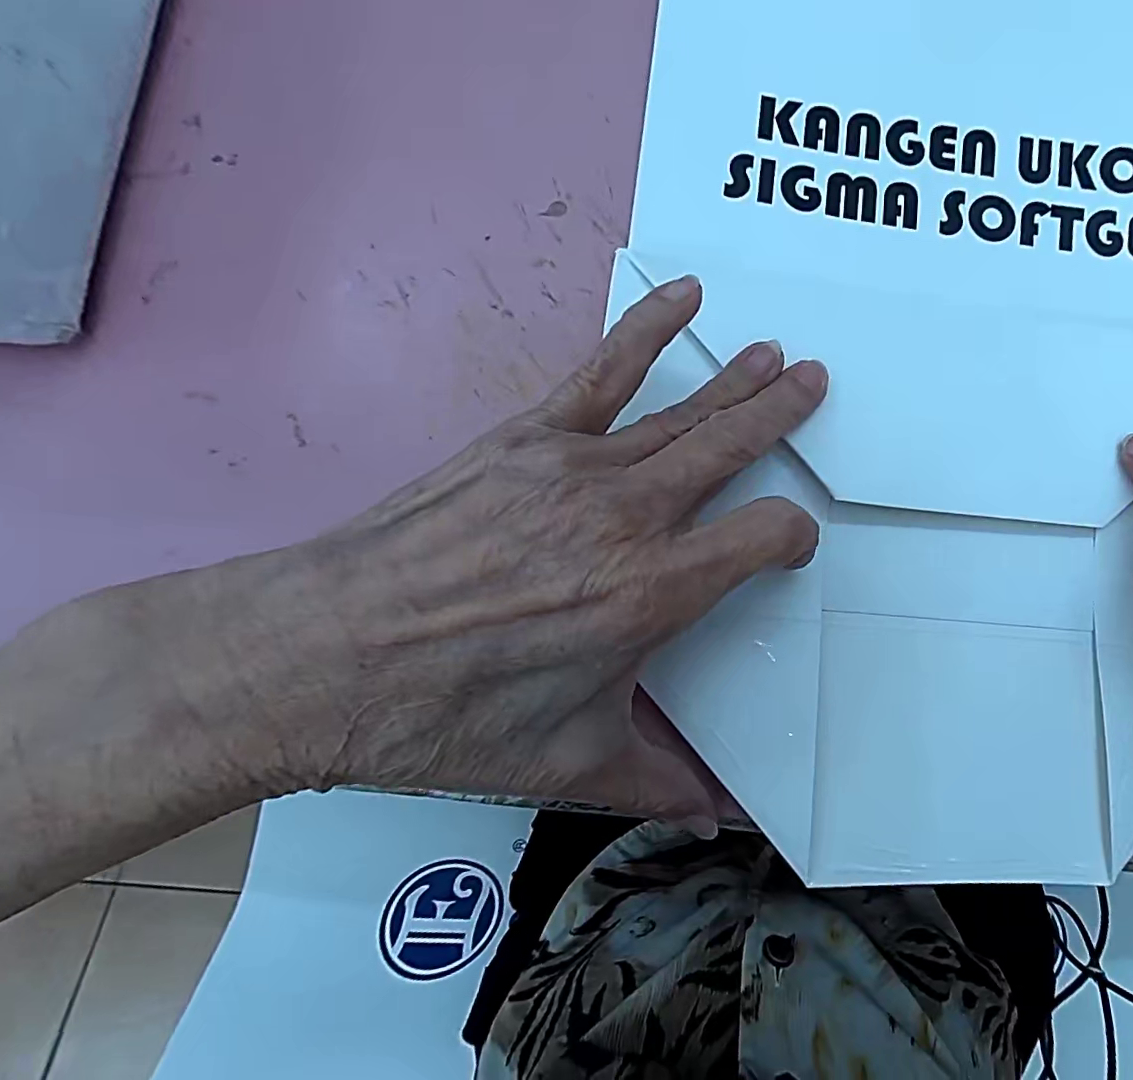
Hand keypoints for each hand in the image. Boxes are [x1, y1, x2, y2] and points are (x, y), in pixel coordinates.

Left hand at [190, 275, 826, 827]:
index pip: (763, 537)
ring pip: (682, 412)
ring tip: (773, 354)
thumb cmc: (450, 719)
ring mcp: (577, 468)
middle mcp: (629, 518)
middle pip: (731, 449)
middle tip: (815, 381)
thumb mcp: (573, 763)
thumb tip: (721, 821)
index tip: (788, 544)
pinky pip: (602, 373)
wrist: (316, 658)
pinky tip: (682, 299)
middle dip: (782, 415)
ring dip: (735, 380)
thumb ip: (662, 784)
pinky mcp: (527, 439)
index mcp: (654, 593)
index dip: (790, 536)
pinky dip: (646, 331)